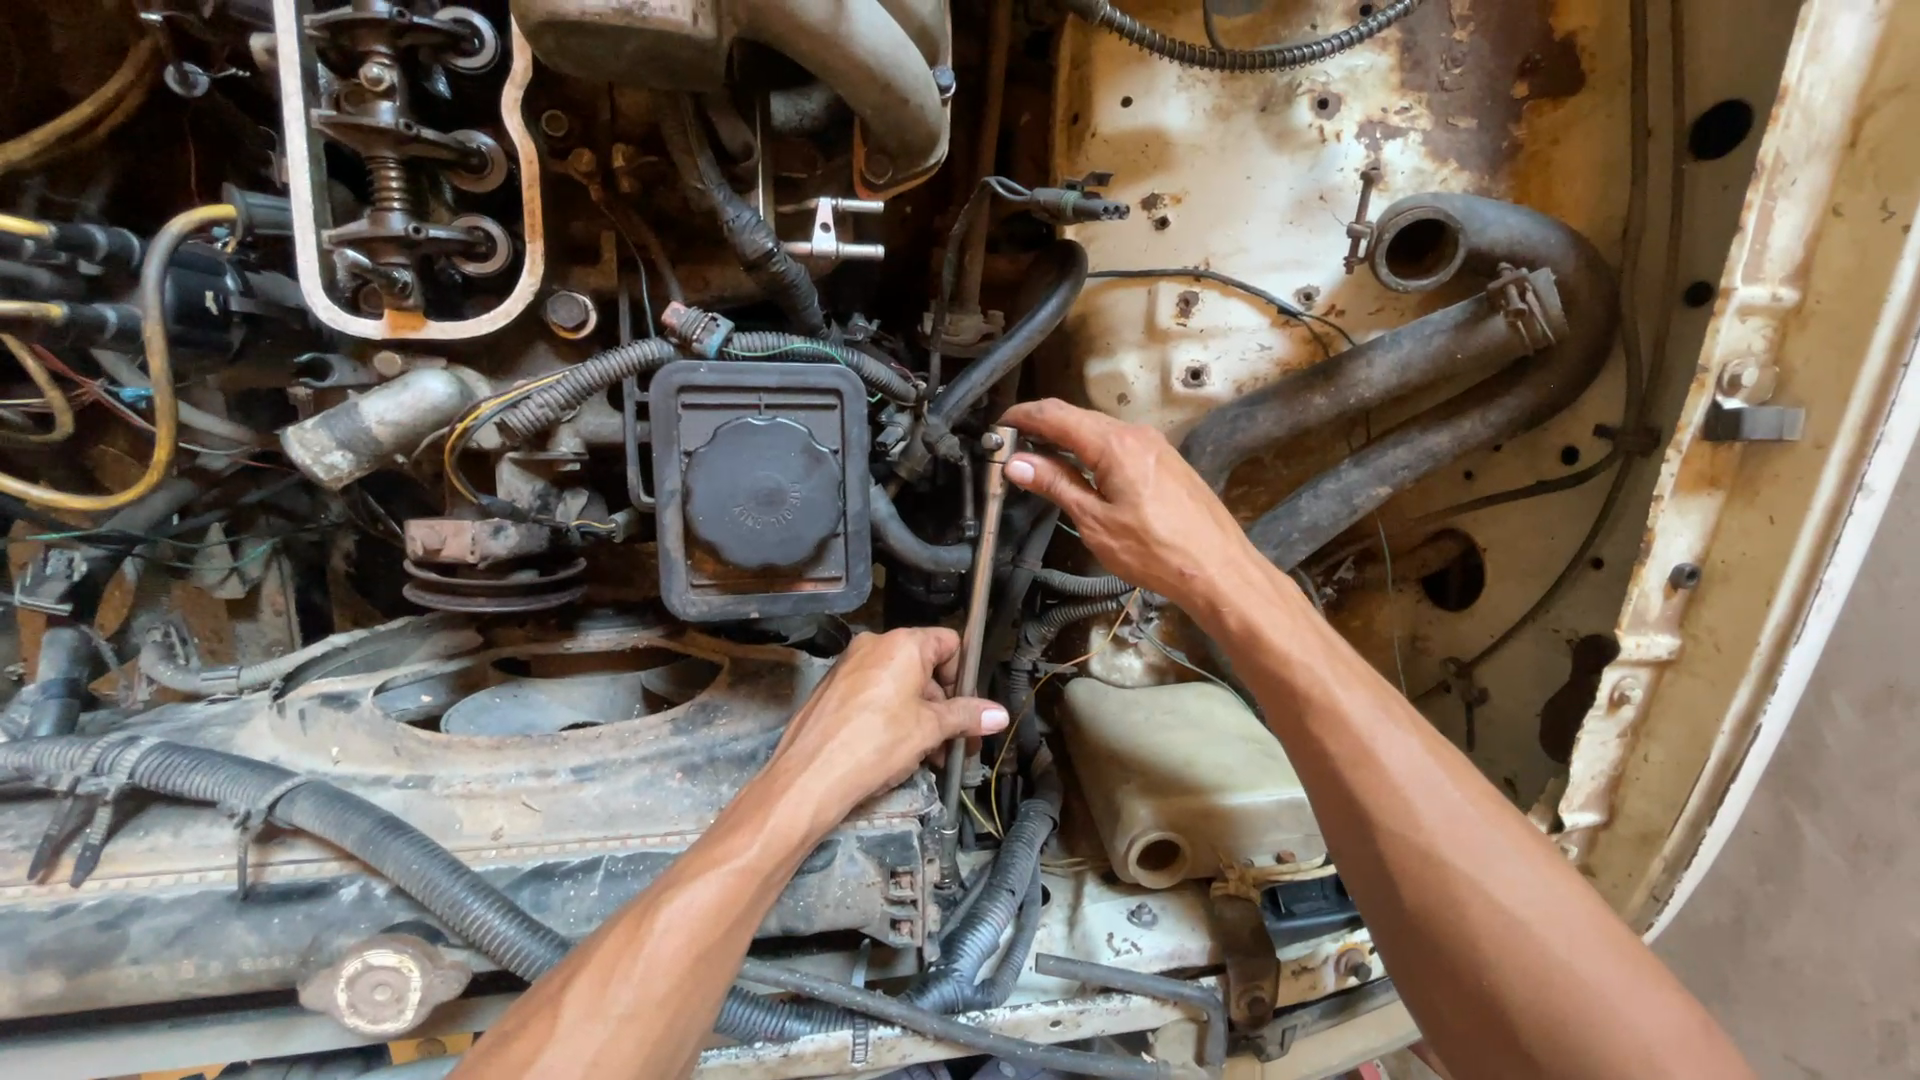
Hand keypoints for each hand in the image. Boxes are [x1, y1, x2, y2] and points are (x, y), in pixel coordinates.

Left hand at [763, 627, 1006, 826]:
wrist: (809, 776)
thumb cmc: (877, 743)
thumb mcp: (930, 729)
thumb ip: (966, 716)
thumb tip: (1000, 714)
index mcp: (902, 644)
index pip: (949, 643)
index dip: (964, 677)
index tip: (969, 710)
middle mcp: (874, 645)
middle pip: (924, 669)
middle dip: (943, 707)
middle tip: (954, 745)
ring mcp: (849, 666)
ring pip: (899, 686)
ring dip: (920, 718)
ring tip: (929, 758)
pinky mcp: (832, 690)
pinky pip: (873, 696)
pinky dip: (892, 718)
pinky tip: (896, 754)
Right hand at [999, 398, 1263, 610]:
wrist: (1217, 568)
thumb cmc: (1156, 551)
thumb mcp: (1095, 521)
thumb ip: (1056, 485)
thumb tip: (1018, 463)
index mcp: (1114, 444)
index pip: (1055, 415)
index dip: (1022, 416)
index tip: (997, 426)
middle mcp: (1135, 433)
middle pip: (1076, 416)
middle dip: (1040, 425)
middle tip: (1010, 446)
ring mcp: (1153, 444)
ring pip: (1097, 428)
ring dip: (1064, 437)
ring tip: (1036, 457)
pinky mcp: (1163, 459)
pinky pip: (1117, 442)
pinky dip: (1089, 447)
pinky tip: (1077, 467)